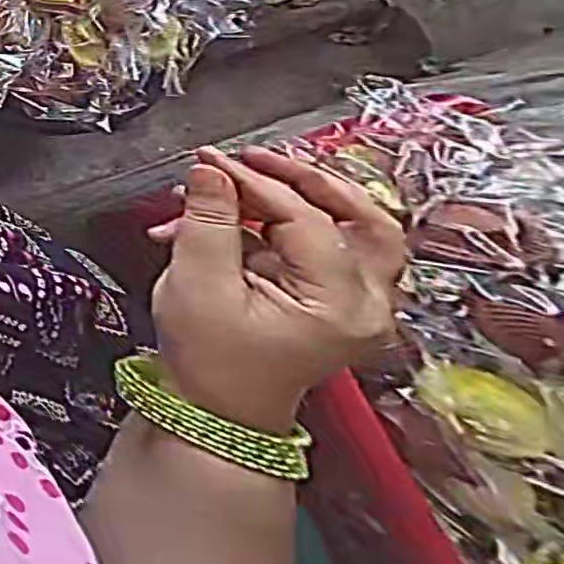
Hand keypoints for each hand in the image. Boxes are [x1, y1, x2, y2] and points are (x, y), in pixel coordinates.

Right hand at [147, 146, 405, 433]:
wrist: (215, 404)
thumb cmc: (207, 352)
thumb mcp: (196, 281)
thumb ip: (206, 222)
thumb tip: (209, 171)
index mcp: (342, 304)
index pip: (307, 219)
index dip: (253, 182)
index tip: (206, 160)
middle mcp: (366, 302)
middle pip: (364, 220)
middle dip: (306, 180)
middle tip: (252, 158)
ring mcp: (352, 302)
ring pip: (345, 230)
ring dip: (288, 200)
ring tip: (225, 187)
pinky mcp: (327, 298)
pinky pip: (309, 246)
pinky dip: (266, 226)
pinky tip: (211, 225)